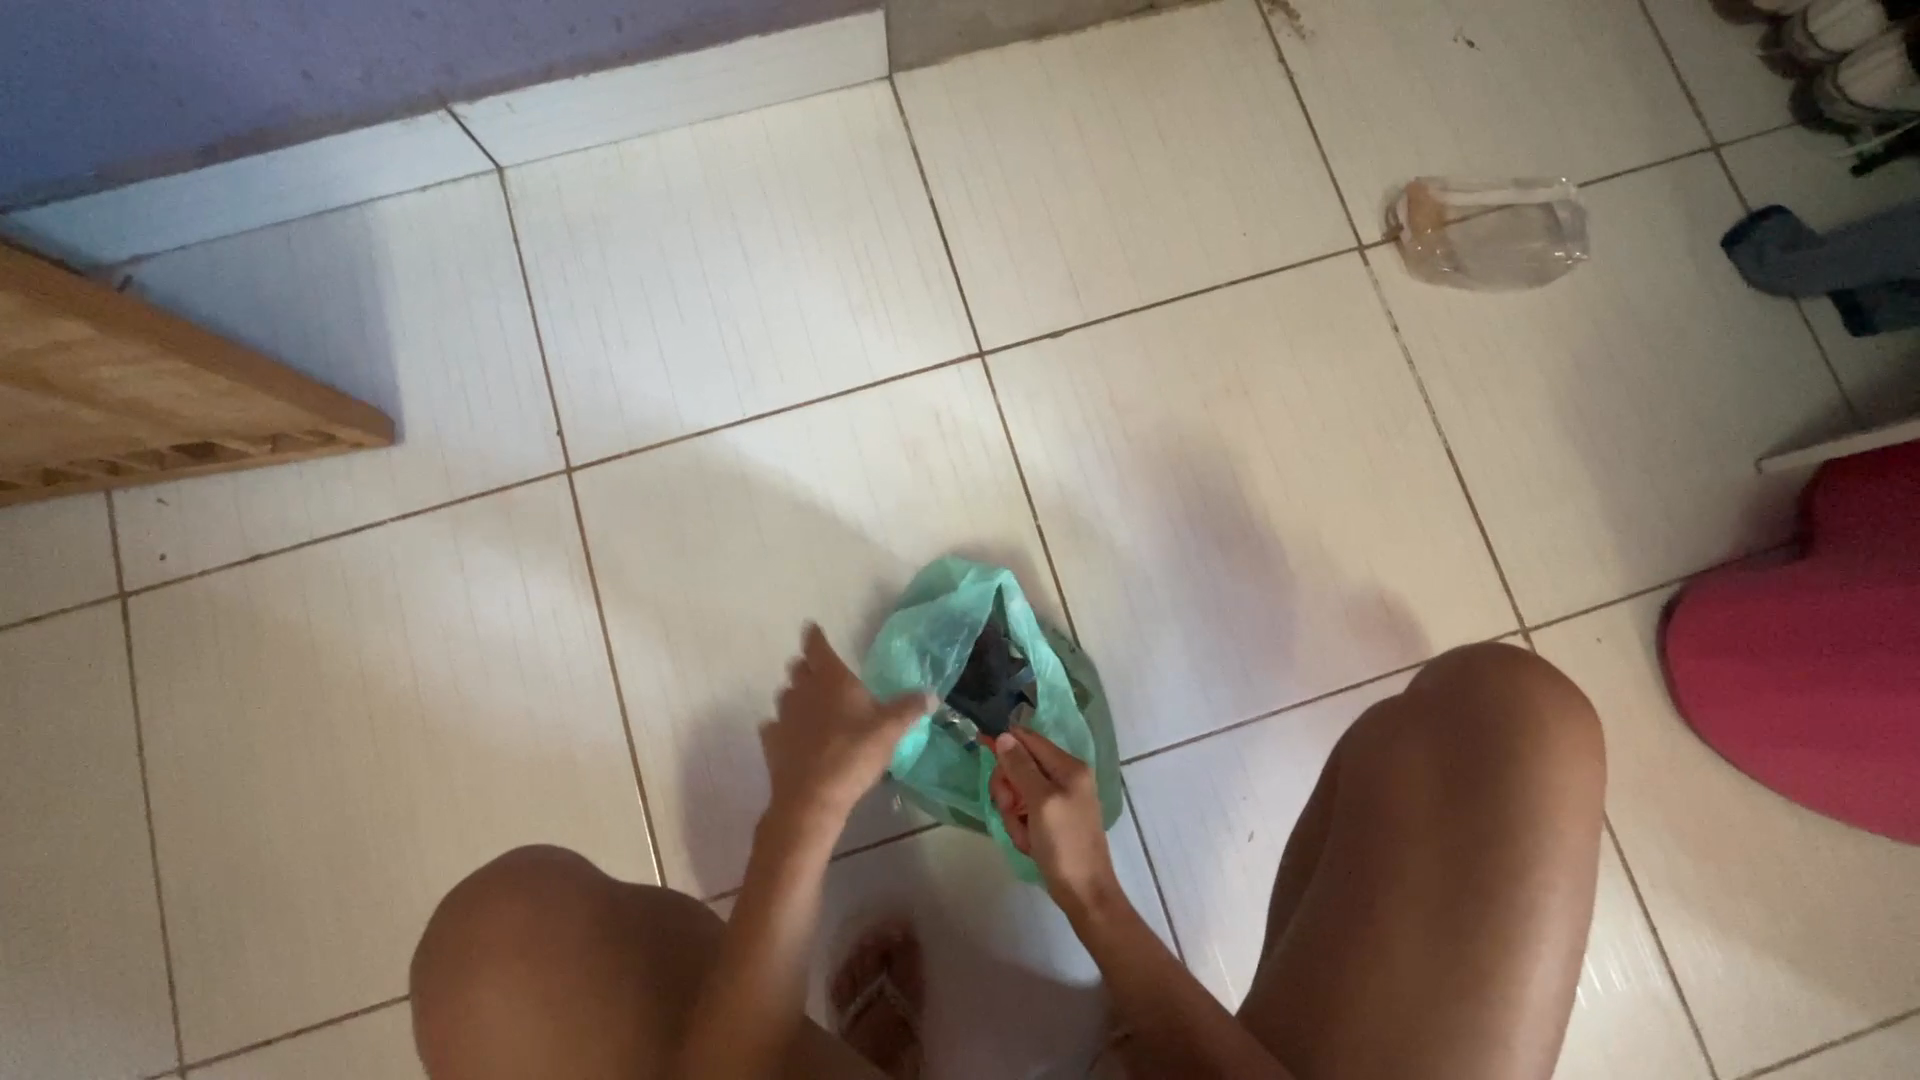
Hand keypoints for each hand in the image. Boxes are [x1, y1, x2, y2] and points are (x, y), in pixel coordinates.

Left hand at [761, 624, 933, 828]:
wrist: (813, 796)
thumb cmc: (854, 752)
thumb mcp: (890, 730)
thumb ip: (909, 709)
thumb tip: (931, 695)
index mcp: (831, 679)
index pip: (817, 646)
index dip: (815, 636)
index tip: (813, 628)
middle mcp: (803, 690)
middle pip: (798, 668)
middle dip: (807, 666)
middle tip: (819, 671)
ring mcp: (783, 716)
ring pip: (785, 695)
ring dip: (795, 695)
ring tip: (810, 704)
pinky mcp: (771, 743)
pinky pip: (774, 726)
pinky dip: (782, 726)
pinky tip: (792, 736)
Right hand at [990, 729, 1123, 917]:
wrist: (1084, 893)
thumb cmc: (1065, 844)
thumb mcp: (1040, 802)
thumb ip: (1021, 767)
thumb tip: (1004, 736)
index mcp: (1068, 767)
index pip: (1030, 739)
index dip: (1004, 741)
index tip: (979, 743)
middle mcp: (1065, 777)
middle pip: (1020, 766)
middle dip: (1009, 789)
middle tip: (1010, 809)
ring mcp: (1059, 799)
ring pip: (1018, 792)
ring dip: (1013, 814)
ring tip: (1024, 834)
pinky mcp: (1052, 820)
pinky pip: (1025, 813)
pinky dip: (1021, 827)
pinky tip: (1028, 843)